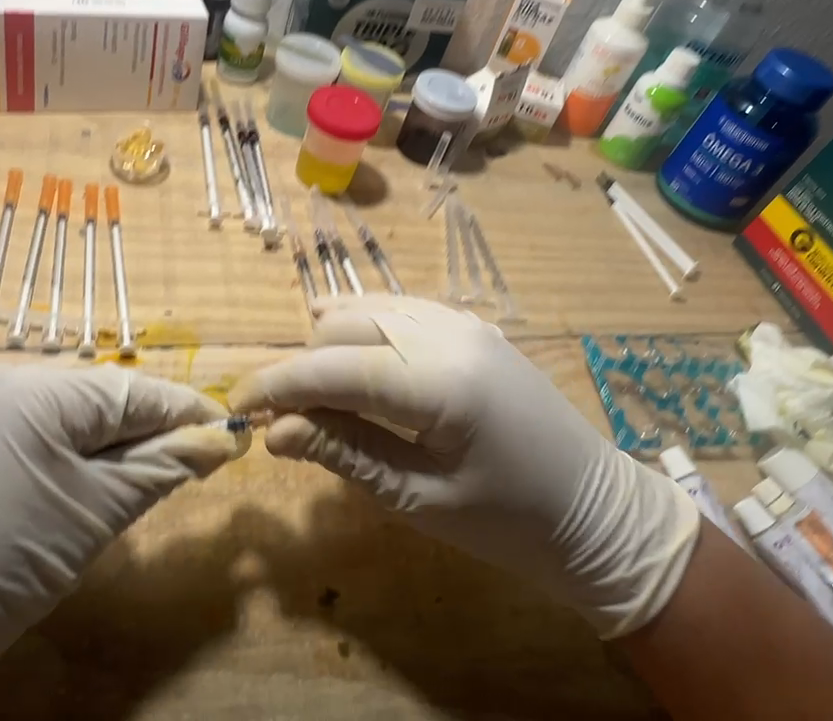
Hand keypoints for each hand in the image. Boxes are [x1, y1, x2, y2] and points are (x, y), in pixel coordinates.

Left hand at [0, 364, 243, 720]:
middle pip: (91, 395)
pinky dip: (44, 450)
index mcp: (34, 392)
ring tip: (115, 482)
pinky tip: (49, 488)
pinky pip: (8, 427)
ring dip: (92, 441)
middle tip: (172, 466)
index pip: (131, 390)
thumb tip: (217, 440)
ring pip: (49, 411)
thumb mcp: (89, 520)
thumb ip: (158, 469)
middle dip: (137, 428)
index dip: (183, 412)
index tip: (225, 433)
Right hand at [231, 296, 697, 637]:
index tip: (235, 406)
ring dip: (330, 344)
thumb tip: (275, 431)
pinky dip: (365, 328)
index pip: (333, 368)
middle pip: (344, 327)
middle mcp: (449, 333)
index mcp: (440, 382)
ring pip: (369, 309)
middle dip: (302, 367)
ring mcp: (464, 322)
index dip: (277, 385)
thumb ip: (345, 453)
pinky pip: (401, 311)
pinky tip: (349, 352)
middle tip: (279, 417)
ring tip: (312, 394)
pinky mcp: (471, 326)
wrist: (596, 511)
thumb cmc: (510, 523)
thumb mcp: (419, 499)